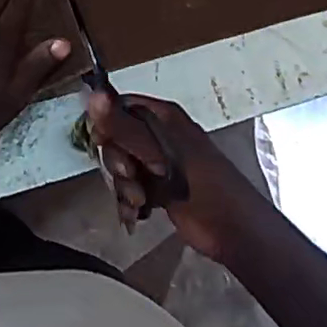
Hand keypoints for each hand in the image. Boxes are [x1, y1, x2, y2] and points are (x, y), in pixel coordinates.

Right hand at [86, 92, 273, 263]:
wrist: (234, 230)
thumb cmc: (202, 181)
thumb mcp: (160, 152)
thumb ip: (123, 127)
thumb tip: (92, 95)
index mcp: (162, 116)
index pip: (119, 107)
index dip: (106, 123)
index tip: (103, 142)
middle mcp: (157, 135)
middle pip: (116, 139)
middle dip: (117, 161)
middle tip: (130, 174)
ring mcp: (157, 163)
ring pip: (121, 166)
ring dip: (123, 185)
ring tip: (139, 200)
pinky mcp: (157, 189)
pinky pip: (129, 188)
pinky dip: (129, 201)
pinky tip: (137, 214)